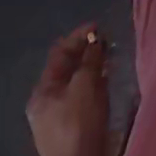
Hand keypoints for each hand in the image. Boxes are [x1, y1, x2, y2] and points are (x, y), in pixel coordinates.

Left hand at [27, 23, 110, 155]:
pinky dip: (97, 86)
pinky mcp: (76, 129)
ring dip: (94, 68)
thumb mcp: (84, 86)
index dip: (78, 36)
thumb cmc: (77, 125)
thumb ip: (89, 60)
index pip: (59, 53)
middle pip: (69, 68)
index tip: (98, 27)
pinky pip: (86, 98)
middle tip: (107, 42)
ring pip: (79, 83)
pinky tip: (109, 80)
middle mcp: (48, 102)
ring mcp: (62, 117)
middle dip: (88, 52)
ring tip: (111, 57)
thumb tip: (96, 41)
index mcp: (43, 91)